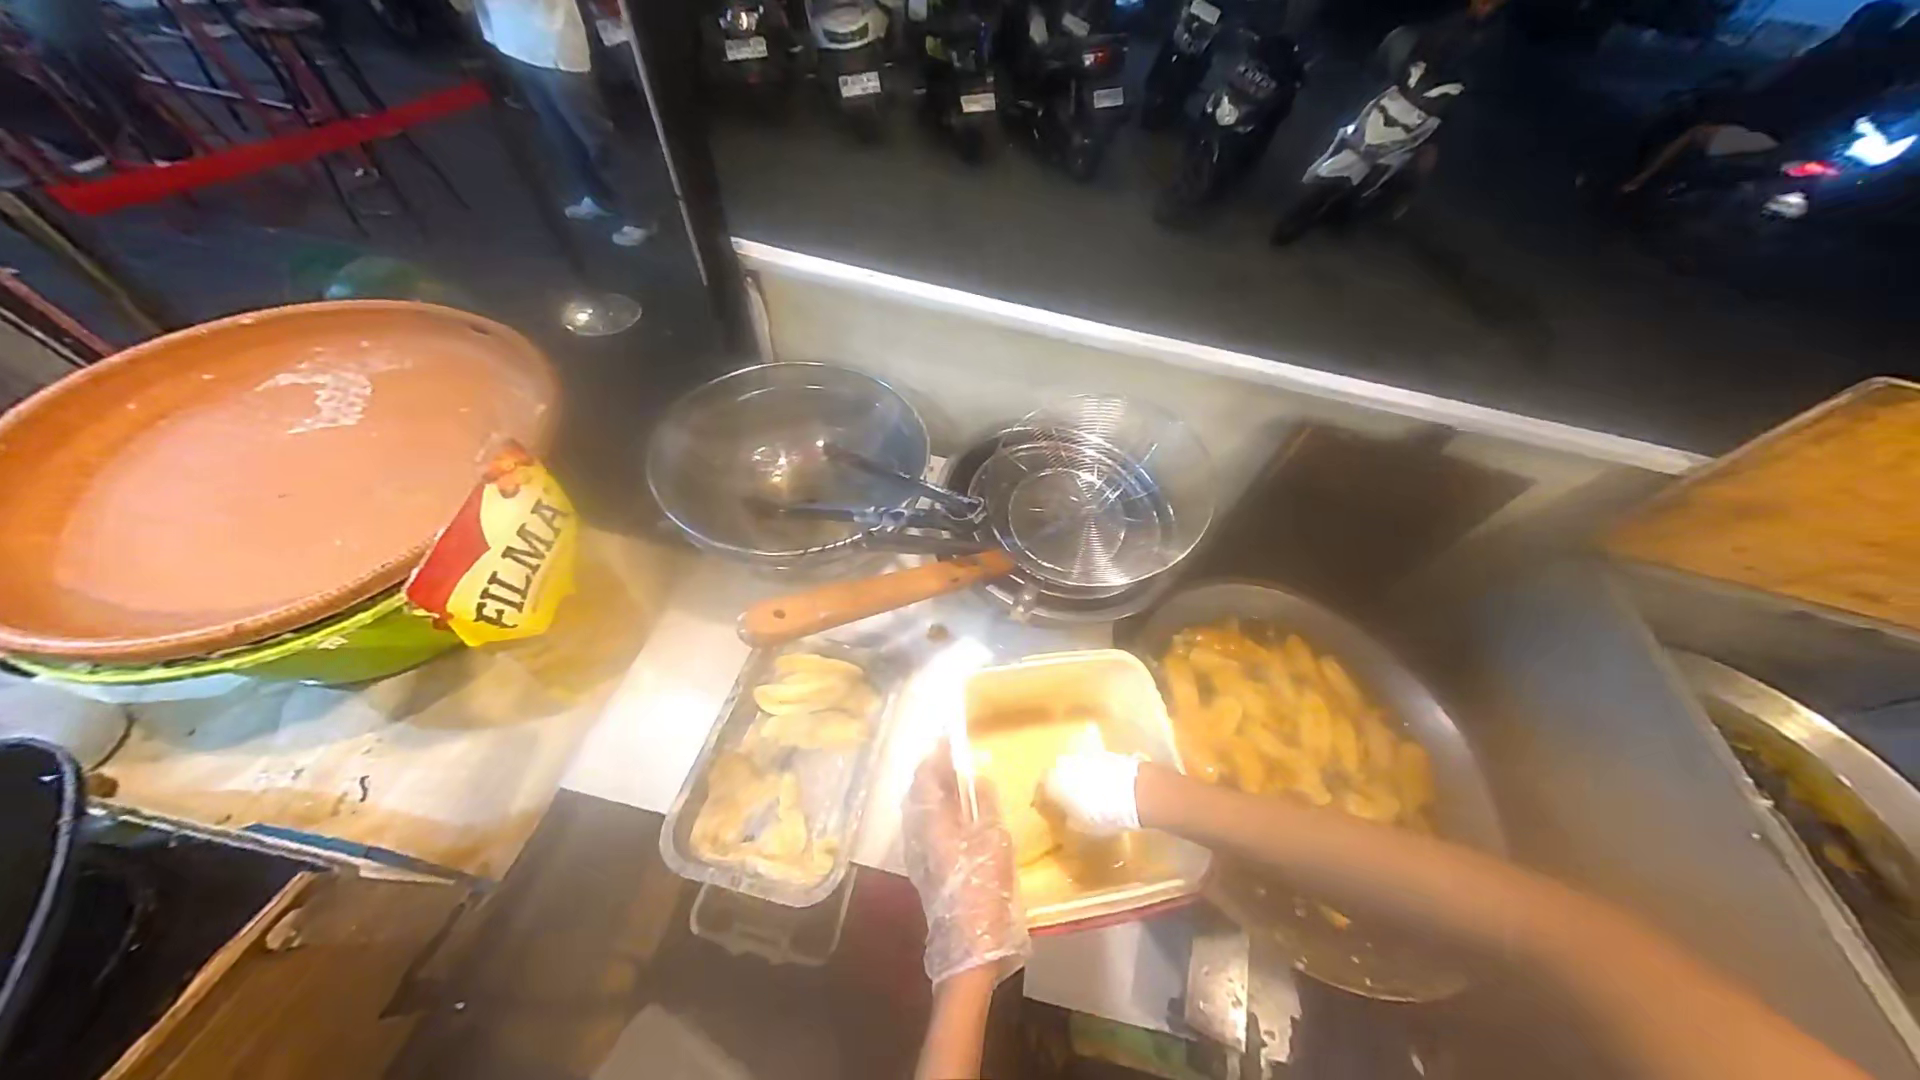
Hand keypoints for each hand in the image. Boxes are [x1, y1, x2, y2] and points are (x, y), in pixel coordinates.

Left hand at [901, 744, 1030, 985]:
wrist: (970, 942)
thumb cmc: (982, 885)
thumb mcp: (992, 838)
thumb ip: (984, 803)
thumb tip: (978, 777)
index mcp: (930, 820)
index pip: (926, 776)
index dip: (937, 755)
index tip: (950, 738)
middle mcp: (917, 832)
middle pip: (920, 791)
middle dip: (935, 770)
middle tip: (956, 756)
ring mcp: (919, 850)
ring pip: (922, 808)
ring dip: (937, 789)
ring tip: (959, 778)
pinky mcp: (927, 865)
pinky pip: (928, 824)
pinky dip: (940, 808)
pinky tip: (958, 811)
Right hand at [1042, 750, 1140, 835]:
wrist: (1137, 791)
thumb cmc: (1103, 814)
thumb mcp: (1082, 828)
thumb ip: (1069, 822)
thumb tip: (1067, 818)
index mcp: (1053, 782)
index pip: (1040, 790)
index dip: (1043, 801)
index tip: (1048, 810)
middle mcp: (1063, 764)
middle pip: (1056, 776)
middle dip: (1060, 787)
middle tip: (1068, 802)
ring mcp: (1084, 756)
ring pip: (1074, 769)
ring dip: (1077, 780)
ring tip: (1088, 796)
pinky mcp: (1103, 754)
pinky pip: (1092, 767)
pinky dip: (1093, 776)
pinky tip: (1104, 789)